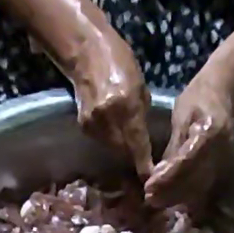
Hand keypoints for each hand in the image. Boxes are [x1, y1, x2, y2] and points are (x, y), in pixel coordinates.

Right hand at [70, 34, 153, 178]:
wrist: (88, 53)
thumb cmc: (120, 62)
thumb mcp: (139, 85)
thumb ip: (141, 113)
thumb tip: (143, 139)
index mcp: (127, 107)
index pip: (138, 144)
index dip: (144, 164)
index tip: (149, 179)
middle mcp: (109, 120)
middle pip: (124, 151)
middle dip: (134, 156)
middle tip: (142, 160)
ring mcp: (94, 125)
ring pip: (113, 147)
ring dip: (121, 147)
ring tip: (126, 138)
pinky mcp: (83, 126)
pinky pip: (101, 140)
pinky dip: (108, 137)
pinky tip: (110, 125)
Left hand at [146, 72, 233, 207]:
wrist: (225, 89)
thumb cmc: (198, 98)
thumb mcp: (181, 117)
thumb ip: (172, 147)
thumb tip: (158, 174)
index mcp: (210, 133)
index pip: (186, 163)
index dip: (166, 178)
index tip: (148, 188)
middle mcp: (220, 150)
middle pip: (193, 180)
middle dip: (169, 193)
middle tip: (148, 199)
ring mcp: (224, 160)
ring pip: (199, 188)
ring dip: (176, 198)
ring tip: (156, 201)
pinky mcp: (222, 166)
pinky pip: (204, 187)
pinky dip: (187, 196)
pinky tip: (171, 200)